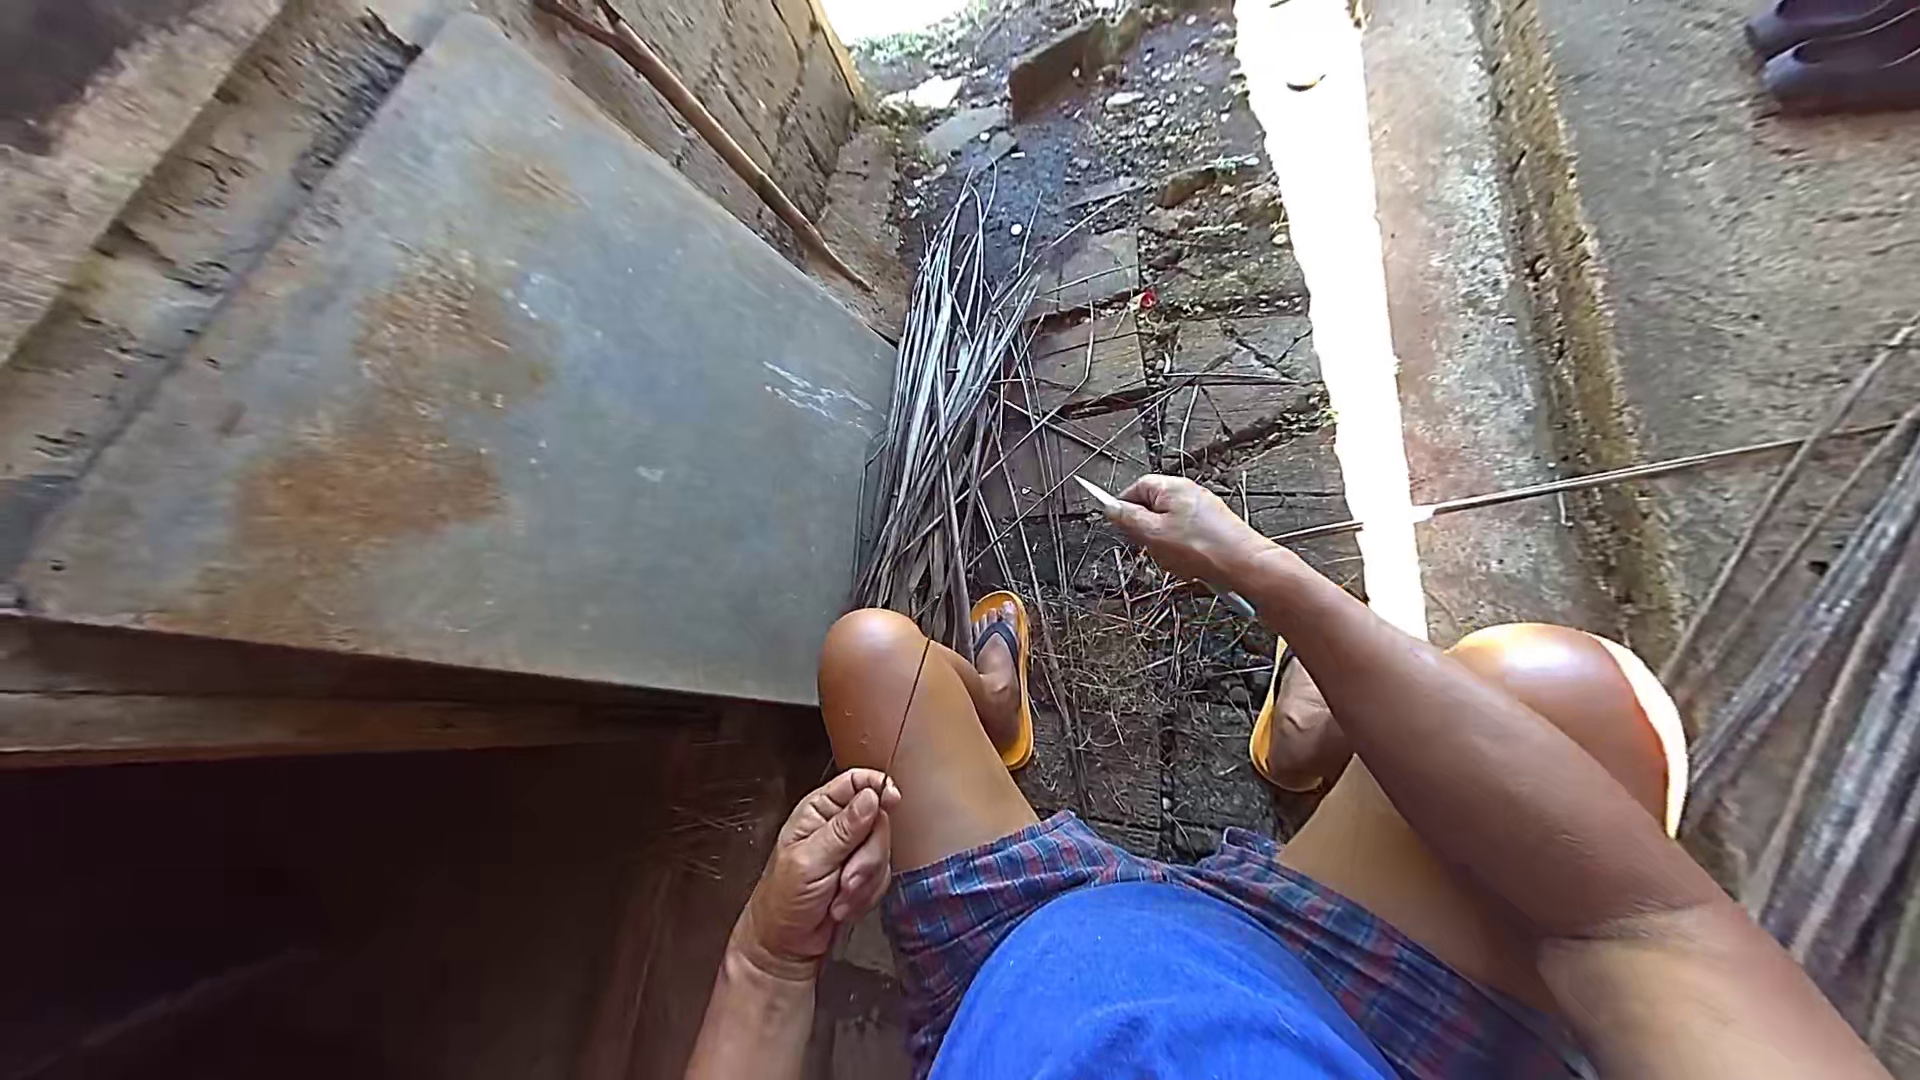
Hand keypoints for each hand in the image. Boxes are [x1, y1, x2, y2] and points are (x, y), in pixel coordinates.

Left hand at [731, 769, 900, 983]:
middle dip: (867, 856)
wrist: (785, 948)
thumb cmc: (782, 902)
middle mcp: (838, 825)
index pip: (856, 781)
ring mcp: (853, 849)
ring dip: (864, 881)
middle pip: (878, 820)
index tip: (892, 799)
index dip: (877, 786)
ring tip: (838, 897)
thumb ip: (842, 830)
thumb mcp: (809, 862)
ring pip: (883, 851)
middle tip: (846, 878)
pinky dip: (867, 895)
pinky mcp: (863, 872)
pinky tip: (844, 904)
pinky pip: (883, 875)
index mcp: (819, 810)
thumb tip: (870, 796)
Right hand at [1101, 474, 1277, 585]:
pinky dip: (1180, 549)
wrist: (1244, 566)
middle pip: (1151, 507)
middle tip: (1150, 544)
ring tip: (1173, 555)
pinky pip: (1184, 536)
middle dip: (1146, 529)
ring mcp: (1202, 510)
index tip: (1119, 525)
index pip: (1135, 488)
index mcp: (1172, 487)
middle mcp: (1188, 493)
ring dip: (1163, 543)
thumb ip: (1127, 518)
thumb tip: (1109, 507)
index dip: (1124, 508)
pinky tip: (1188, 561)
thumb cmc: (1204, 549)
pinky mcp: (1211, 527)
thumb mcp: (1152, 534)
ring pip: (1166, 525)